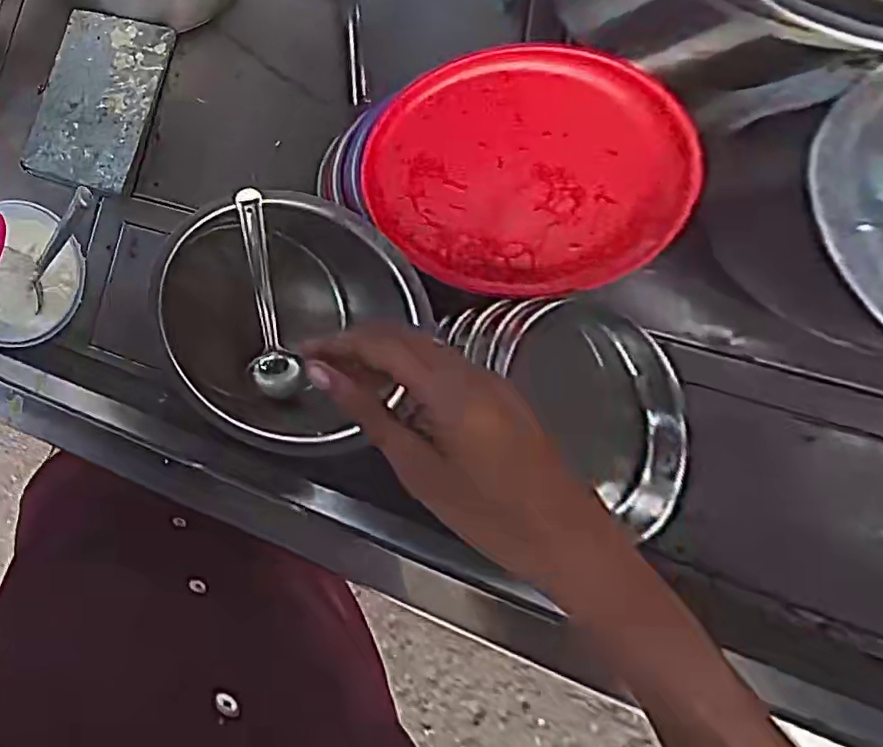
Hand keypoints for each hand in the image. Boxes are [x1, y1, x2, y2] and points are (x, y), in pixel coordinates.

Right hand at [300, 323, 630, 597]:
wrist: (575, 547)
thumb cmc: (491, 517)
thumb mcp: (416, 467)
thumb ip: (367, 411)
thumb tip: (323, 373)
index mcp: (450, 388)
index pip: (380, 343)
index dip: (337, 342)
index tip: (306, 351)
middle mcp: (472, 372)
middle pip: (401, 335)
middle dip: (355, 343)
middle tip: (321, 364)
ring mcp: (490, 379)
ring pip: (422, 346)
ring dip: (381, 354)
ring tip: (348, 380)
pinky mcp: (500, 393)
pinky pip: (443, 363)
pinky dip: (408, 367)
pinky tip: (393, 394)